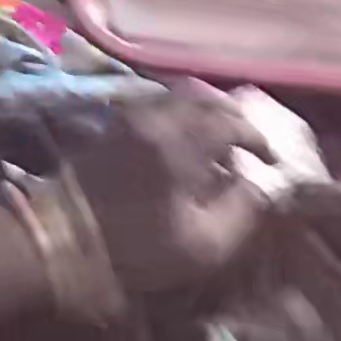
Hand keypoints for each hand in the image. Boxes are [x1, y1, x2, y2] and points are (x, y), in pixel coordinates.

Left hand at [65, 85, 275, 293]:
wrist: (70, 232)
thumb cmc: (140, 245)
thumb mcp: (206, 243)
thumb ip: (242, 209)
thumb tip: (261, 185)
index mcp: (176, 142)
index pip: (226, 120)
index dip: (255, 137)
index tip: (270, 161)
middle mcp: (151, 117)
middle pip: (199, 95)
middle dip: (230, 115)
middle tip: (249, 144)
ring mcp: (128, 116)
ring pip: (175, 95)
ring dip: (204, 112)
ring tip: (221, 146)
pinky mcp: (114, 123)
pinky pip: (155, 104)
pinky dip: (180, 114)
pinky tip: (189, 144)